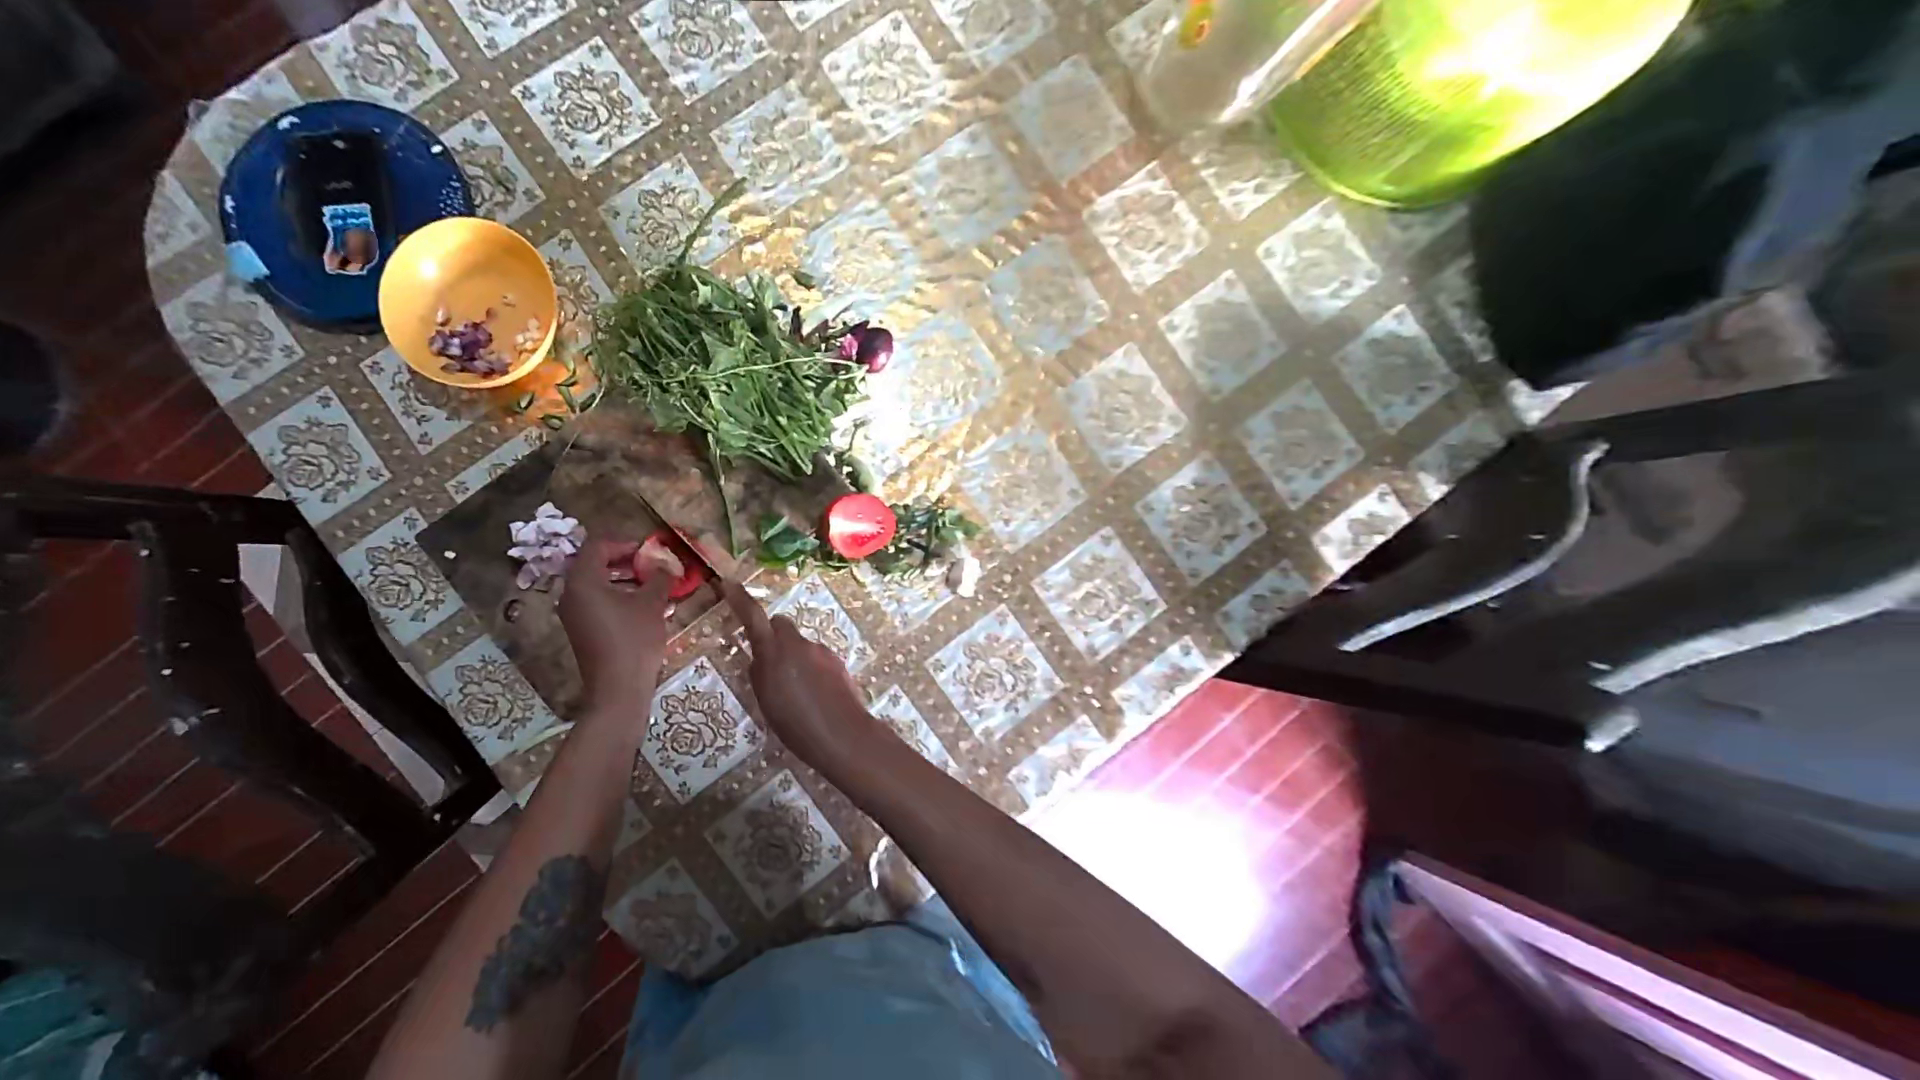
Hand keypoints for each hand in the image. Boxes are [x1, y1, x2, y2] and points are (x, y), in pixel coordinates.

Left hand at [558, 538, 674, 716]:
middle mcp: (571, 594)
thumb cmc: (634, 639)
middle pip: (594, 564)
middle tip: (652, 565)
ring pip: (597, 584)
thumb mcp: (652, 604)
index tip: (649, 551)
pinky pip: (597, 602)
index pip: (597, 547)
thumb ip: (659, 578)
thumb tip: (667, 565)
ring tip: (652, 584)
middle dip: (624, 561)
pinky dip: (618, 596)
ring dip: (623, 579)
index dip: (624, 543)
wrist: (618, 687)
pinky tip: (644, 606)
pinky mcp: (582, 629)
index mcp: (583, 582)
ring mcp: (574, 614)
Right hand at [719, 577, 887, 768]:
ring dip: (794, 657)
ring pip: (801, 644)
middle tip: (768, 662)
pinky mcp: (838, 662)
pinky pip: (817, 658)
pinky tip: (815, 696)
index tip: (728, 583)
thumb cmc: (795, 724)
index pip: (753, 617)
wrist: (842, 735)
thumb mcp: (766, 700)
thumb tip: (760, 657)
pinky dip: (812, 669)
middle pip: (781, 625)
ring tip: (795, 692)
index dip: (739, 599)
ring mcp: (821, 651)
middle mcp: (798, 644)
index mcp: (774, 652)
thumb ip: (761, 672)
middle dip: (773, 635)